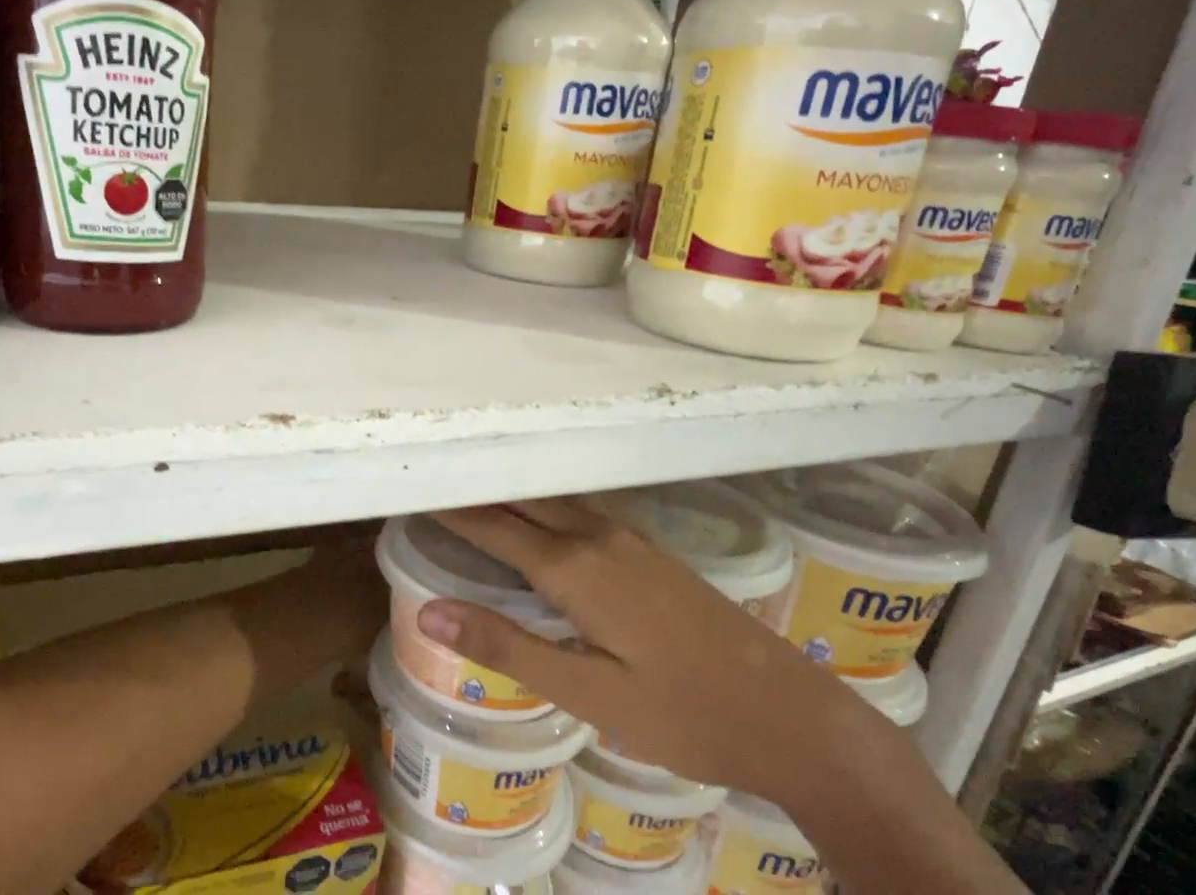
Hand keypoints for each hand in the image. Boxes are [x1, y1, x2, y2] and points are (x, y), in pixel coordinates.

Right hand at [415, 498, 892, 801]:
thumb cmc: (684, 714)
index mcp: (574, 567)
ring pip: (552, 500)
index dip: (444, 507)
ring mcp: (631, 540)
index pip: (489, 524)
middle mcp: (598, 537)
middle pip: (519, 500)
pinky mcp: (652, 553)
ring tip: (465, 487)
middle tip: (422, 478)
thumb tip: (427, 611)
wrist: (793, 717)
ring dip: (506, 491)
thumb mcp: (587, 694)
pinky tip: (537, 515)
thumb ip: (506, 648)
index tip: (402, 486)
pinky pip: (580, 510)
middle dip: (470, 489)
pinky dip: (542, 504)